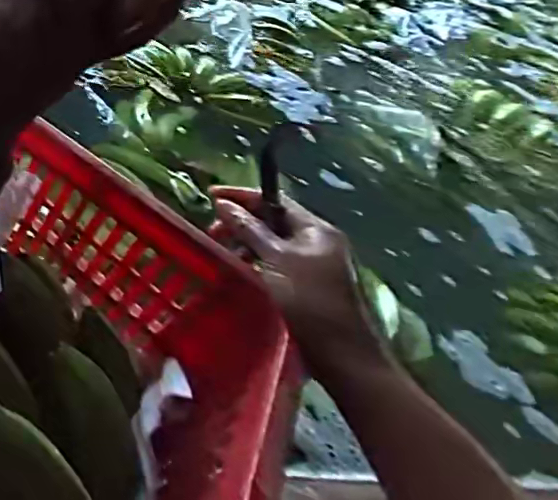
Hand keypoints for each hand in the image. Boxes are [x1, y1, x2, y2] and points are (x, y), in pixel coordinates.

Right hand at [211, 186, 390, 365]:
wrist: (346, 361)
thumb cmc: (311, 304)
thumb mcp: (276, 261)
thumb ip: (250, 230)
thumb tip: (223, 203)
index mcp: (316, 229)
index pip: (274, 199)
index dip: (242, 196)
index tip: (211, 196)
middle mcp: (317, 241)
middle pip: (273, 220)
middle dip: (242, 221)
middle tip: (213, 232)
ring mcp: (314, 265)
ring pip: (273, 243)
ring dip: (247, 243)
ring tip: (223, 252)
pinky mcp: (308, 287)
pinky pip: (277, 263)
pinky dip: (257, 262)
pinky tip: (241, 270)